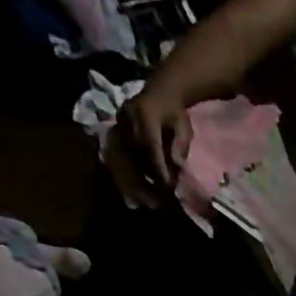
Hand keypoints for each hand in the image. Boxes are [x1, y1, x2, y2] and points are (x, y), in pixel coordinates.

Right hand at [113, 78, 194, 197]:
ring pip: (119, 157)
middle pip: (131, 153)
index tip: (167, 185)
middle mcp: (126, 118)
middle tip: (153, 201)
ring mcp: (117, 125)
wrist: (158, 93)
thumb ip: (180, 143)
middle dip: (141, 178)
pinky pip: (114, 157)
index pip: (150, 145)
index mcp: (145, 113)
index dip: (158, 166)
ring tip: (140, 203)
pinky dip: (121, 176)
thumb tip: (177, 164)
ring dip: (128, 181)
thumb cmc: (174, 113)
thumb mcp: (184, 125)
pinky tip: (129, 193)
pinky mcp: (112, 132)